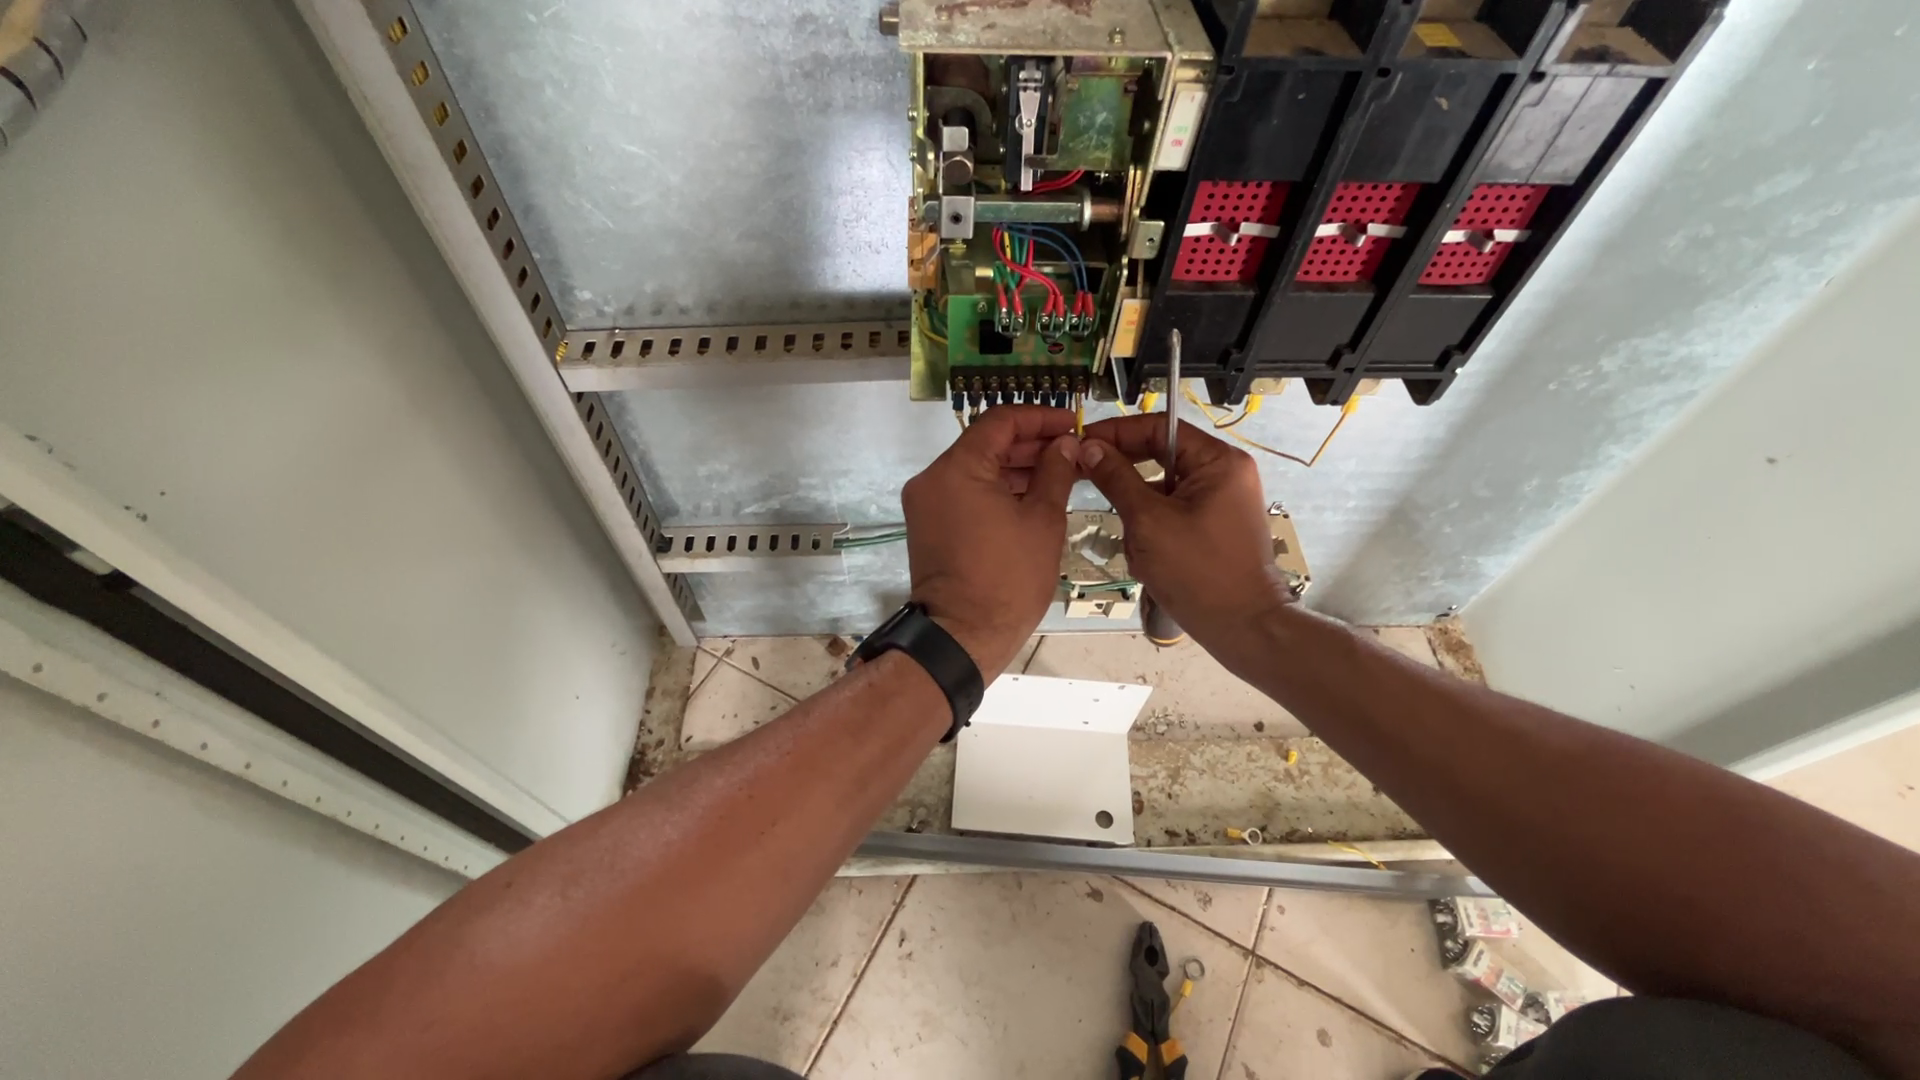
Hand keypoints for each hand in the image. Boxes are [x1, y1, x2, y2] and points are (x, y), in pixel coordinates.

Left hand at [902, 406, 1080, 674]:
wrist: (962, 636)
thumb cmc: (1008, 580)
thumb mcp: (1042, 520)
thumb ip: (1055, 473)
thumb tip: (1064, 445)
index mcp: (957, 468)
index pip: (1000, 421)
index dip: (1040, 418)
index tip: (1070, 424)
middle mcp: (932, 478)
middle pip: (984, 443)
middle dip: (1029, 445)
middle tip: (1070, 452)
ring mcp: (925, 502)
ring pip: (974, 469)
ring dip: (1013, 468)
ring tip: (1058, 475)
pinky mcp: (927, 525)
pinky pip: (963, 493)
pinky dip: (994, 490)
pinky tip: (1029, 497)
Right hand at [1076, 414, 1292, 645]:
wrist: (1243, 627)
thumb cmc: (1197, 571)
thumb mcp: (1148, 521)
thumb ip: (1117, 479)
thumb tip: (1090, 447)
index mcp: (1218, 461)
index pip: (1159, 427)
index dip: (1117, 432)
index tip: (1081, 444)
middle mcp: (1225, 473)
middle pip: (1161, 455)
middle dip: (1124, 474)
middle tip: (1086, 480)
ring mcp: (1221, 501)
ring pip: (1162, 487)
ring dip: (1138, 508)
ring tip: (1129, 538)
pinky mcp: (1215, 526)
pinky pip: (1173, 511)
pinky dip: (1151, 527)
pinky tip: (1144, 553)